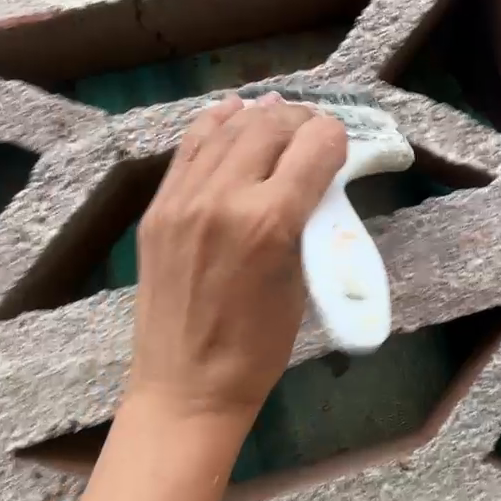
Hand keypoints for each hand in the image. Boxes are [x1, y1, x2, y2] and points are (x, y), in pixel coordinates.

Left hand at [127, 93, 346, 419]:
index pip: (316, 147)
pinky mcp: (158, 209)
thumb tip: (314, 177)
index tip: (342, 146)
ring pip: (229, 128)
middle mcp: (224, 198)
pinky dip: (216, 124)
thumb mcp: (302, 280)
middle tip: (316, 131)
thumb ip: (308, 222)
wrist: (187, 386)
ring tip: (280, 115)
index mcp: (271, 223)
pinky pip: (190, 147)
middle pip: (272, 127)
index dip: (336, 139)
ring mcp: (183, 200)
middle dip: (302, 121)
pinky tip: (234, 113)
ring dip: (262, 117)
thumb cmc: (260, 347)